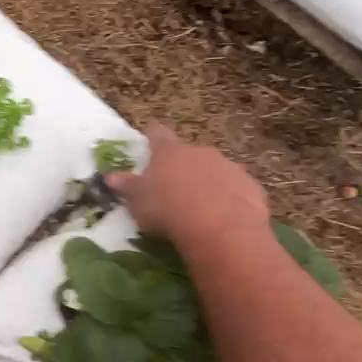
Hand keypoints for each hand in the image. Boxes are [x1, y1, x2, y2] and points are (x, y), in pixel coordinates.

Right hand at [105, 124, 269, 246]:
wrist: (220, 227)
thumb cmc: (167, 208)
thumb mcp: (137, 200)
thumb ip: (126, 186)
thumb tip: (110, 176)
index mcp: (169, 153)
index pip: (158, 135)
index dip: (153, 134)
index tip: (150, 134)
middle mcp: (200, 153)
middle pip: (189, 154)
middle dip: (182, 167)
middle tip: (174, 186)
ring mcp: (229, 168)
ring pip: (215, 171)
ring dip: (207, 183)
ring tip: (199, 207)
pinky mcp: (251, 187)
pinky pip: (236, 190)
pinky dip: (228, 198)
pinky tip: (222, 217)